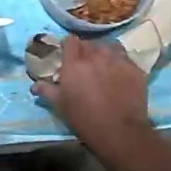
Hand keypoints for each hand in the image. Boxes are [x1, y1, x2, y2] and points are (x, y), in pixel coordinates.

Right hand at [32, 37, 152, 153]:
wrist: (119, 130)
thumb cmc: (84, 118)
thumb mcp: (60, 105)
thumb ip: (47, 91)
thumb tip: (35, 85)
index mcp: (74, 63)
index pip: (70, 40)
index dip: (69, 46)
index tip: (68, 54)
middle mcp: (96, 56)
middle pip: (89, 43)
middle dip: (86, 50)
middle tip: (85, 64)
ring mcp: (117, 60)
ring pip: (109, 47)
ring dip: (104, 53)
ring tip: (104, 65)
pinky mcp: (135, 68)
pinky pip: (125, 57)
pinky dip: (120, 62)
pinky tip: (119, 74)